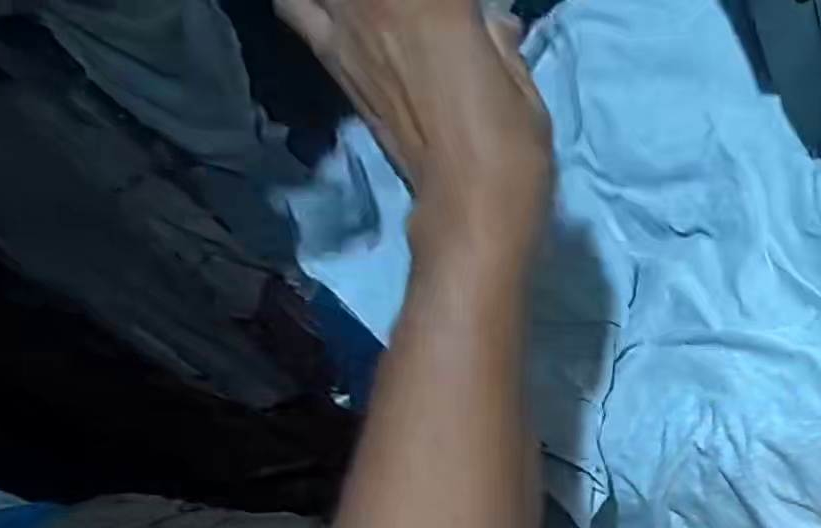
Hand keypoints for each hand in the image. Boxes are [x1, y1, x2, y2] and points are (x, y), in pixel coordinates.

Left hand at [276, 0, 551, 247]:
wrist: (470, 214)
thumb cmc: (513, 159)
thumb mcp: (527, 101)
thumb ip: (503, 49)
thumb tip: (495, 24)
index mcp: (438, 2)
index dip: (462, 10)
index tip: (475, 24)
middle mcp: (379, 0)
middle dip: (416, 8)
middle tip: (434, 27)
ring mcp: (346, 27)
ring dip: (361, 5)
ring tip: (384, 21)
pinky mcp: (331, 60)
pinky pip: (292, 5)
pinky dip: (312, 5)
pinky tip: (338, 17)